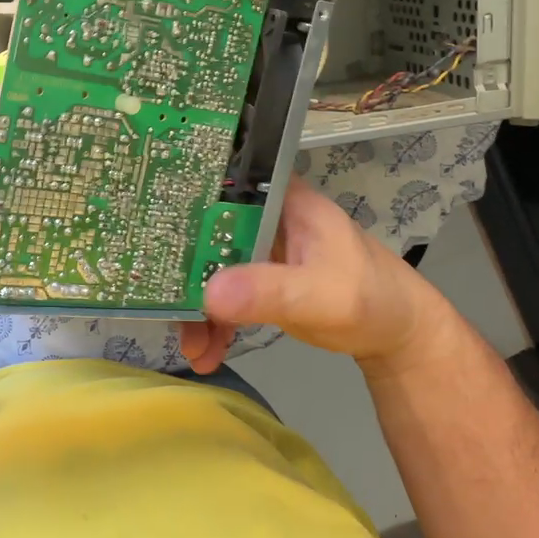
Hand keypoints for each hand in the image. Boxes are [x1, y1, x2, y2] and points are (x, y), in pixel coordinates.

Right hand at [180, 177, 452, 374]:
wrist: (398, 334)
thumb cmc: (372, 297)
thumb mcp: (324, 294)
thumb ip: (270, 291)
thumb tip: (208, 294)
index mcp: (276, 198)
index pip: (216, 182)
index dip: (177, 197)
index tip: (140, 223)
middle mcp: (259, 216)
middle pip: (201, 230)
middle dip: (178, 270)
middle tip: (158, 305)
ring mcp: (255, 250)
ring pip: (206, 268)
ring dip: (194, 308)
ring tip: (191, 350)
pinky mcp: (255, 281)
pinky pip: (220, 297)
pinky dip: (210, 325)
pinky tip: (205, 355)